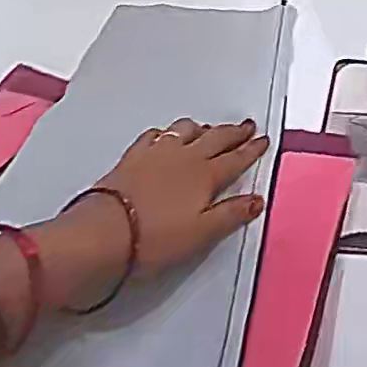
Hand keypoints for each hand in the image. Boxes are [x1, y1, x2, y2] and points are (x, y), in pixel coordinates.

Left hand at [42, 120, 268, 306]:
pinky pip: (156, 135)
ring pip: (187, 130)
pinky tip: (167, 135)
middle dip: (234, 132)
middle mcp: (185, 158)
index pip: (236, 158)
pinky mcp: (133, 157)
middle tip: (246, 127)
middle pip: (216, 138)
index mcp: (206, 175)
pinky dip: (168, 132)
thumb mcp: (201, 234)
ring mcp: (158, 153)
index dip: (251, 150)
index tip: (262, 140)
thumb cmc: (155, 239)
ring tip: (210, 129)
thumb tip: (256, 200)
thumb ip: (231, 214)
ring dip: (203, 128)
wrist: (104, 234)